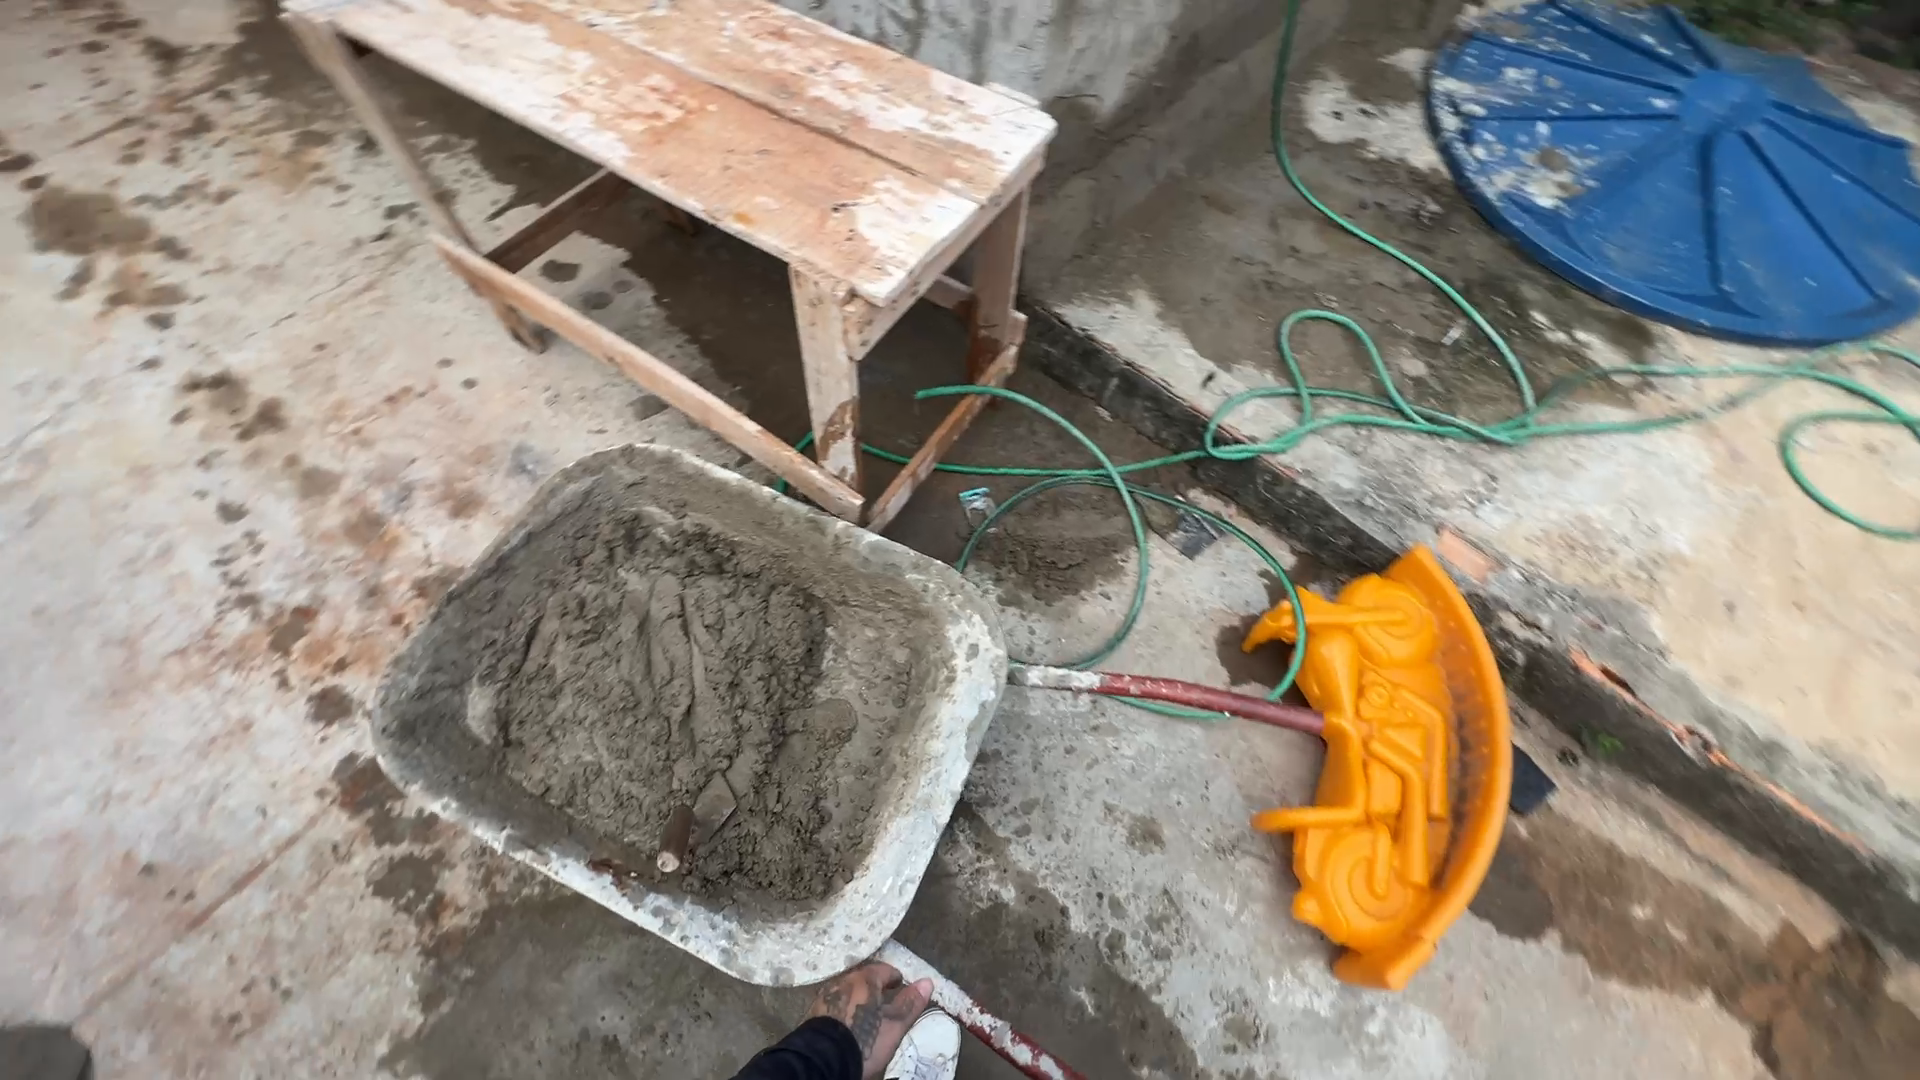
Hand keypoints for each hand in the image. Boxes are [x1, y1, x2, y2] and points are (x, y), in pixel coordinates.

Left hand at [806, 961, 933, 1079]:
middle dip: (876, 988)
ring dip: (859, 998)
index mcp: (866, 978)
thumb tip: (928, 981)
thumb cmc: (864, 1038)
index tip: (901, 989)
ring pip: (849, 990)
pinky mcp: (815, 1010)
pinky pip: (836, 1002)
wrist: (823, 1059)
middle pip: (866, 978)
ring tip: (867, 1015)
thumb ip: (910, 1003)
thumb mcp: (894, 1025)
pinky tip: (848, 1023)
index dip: (896, 979)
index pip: (886, 970)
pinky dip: (845, 1008)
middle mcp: (846, 979)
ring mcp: (828, 994)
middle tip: (885, 1004)